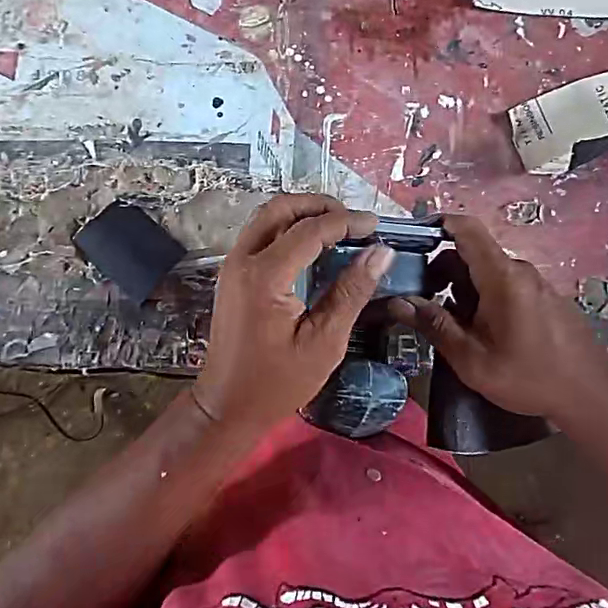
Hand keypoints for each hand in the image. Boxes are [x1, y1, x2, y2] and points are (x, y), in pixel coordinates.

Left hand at [192, 194, 390, 434]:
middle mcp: (241, 261)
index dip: (346, 221)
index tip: (376, 225)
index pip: (308, 230)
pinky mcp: (231, 275)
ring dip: (300, 214)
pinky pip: (259, 236)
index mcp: (264, 276)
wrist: (227, 402)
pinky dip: (286, 230)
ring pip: (265, 218)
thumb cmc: (277, 382)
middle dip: (318, 205)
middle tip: (354, 220)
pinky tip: (313, 247)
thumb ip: (351, 292)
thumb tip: (380, 252)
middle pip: (279, 209)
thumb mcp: (324, 341)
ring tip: (339, 228)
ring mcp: (232, 266)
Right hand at [387, 214, 607, 423]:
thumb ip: (432, 325)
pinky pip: (502, 285)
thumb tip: (396, 302)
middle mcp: (520, 271)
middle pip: (469, 254)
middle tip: (421, 301)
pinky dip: (481, 297)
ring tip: (449, 322)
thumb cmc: (529, 376)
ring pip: (485, 272)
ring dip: (460, 288)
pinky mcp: (543, 298)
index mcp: (502, 277)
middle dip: (440, 271)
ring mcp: (534, 284)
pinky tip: (478, 329)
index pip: (466, 229)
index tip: (409, 239)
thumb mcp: (470, 358)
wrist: (594, 400)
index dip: (435, 224)